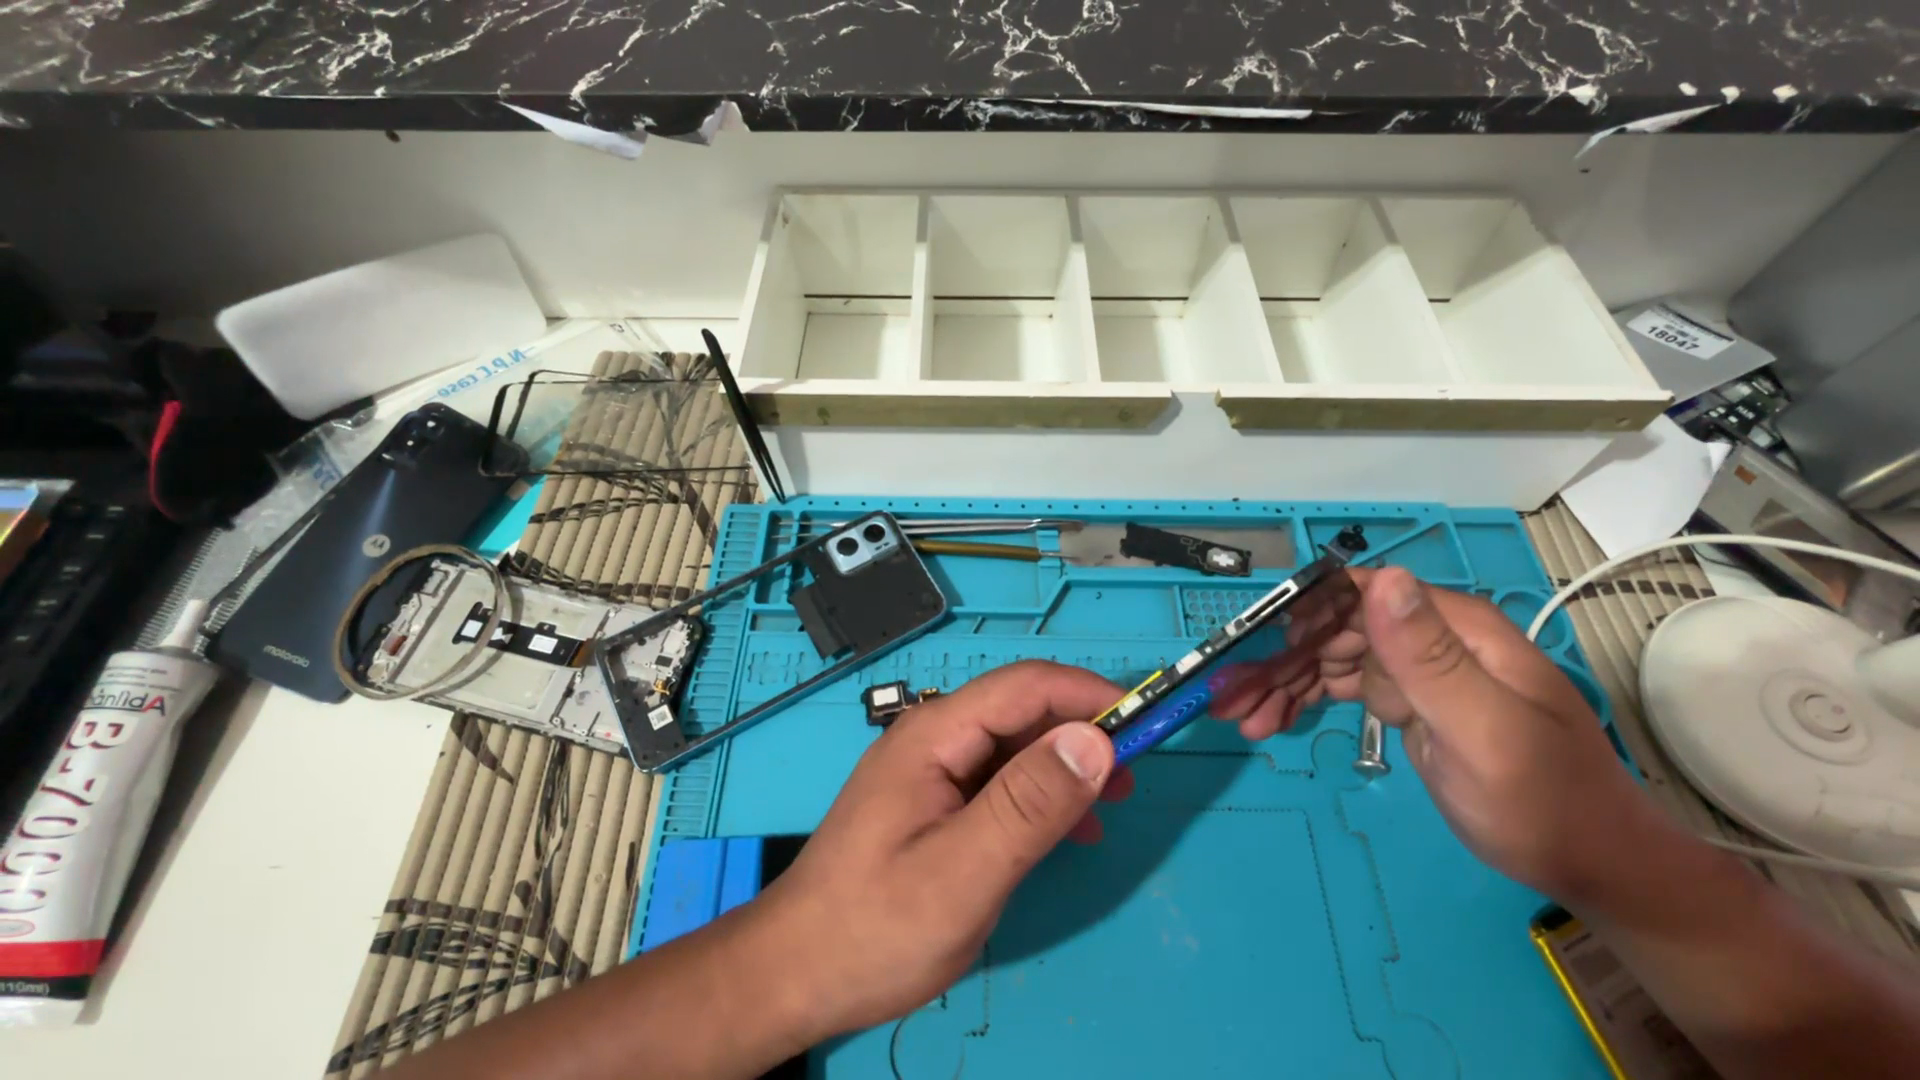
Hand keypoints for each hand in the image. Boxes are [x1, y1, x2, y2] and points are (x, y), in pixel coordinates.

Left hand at [746, 660, 1133, 1040]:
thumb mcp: (961, 872)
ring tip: (1113, 805)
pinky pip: (998, 784)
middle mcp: (932, 740)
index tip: (1146, 722)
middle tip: (1136, 775)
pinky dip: (1042, 798)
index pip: (1025, 686)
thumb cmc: (874, 927)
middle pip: (1021, 712)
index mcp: (934, 736)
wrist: (796, 975)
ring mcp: (931, 773)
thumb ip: (1028, 806)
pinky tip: (1070, 833)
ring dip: (1067, 766)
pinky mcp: (934, 806)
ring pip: (1014, 748)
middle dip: (1083, 731)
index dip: (1089, 694)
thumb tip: (1095, 742)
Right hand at [1220, 567, 1666, 902]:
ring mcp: (1419, 674)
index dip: (1303, 615)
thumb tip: (1381, 576)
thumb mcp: (1483, 729)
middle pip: (1336, 630)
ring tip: (1238, 718)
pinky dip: (1306, 703)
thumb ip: (1429, 656)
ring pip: (1332, 661)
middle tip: (1230, 700)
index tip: (1253, 649)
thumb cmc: (1540, 800)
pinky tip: (1272, 720)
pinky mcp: (1410, 706)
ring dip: (1283, 686)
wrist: (1589, 865)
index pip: (1362, 594)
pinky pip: (1345, 690)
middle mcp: (1431, 639)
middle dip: (1280, 662)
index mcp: (1456, 628)